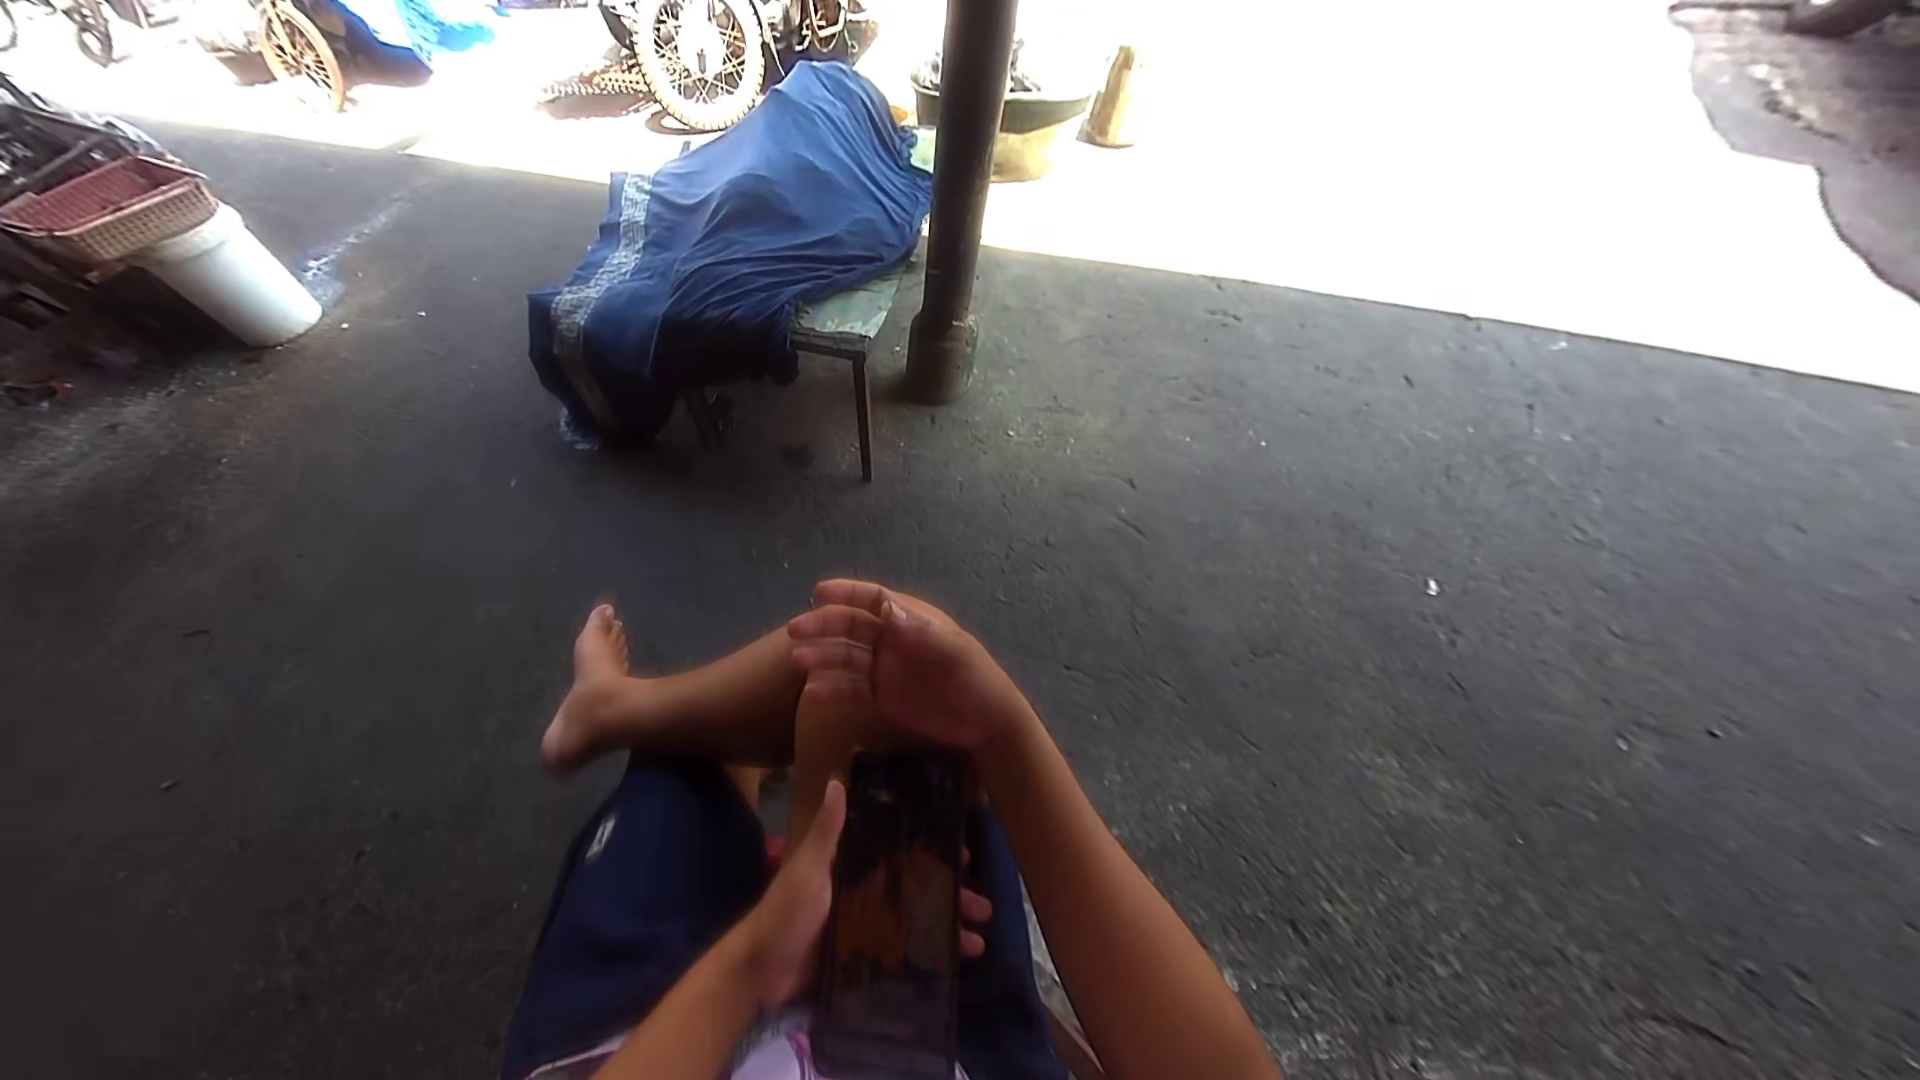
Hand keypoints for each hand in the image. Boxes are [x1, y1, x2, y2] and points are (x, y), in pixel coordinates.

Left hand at [736, 778, 994, 1005]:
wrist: (759, 974)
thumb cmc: (784, 912)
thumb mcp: (806, 868)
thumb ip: (826, 831)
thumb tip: (838, 778)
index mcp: (854, 861)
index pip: (901, 847)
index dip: (932, 847)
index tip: (962, 850)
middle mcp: (867, 887)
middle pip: (917, 885)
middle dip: (951, 891)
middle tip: (984, 900)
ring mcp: (868, 922)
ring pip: (917, 918)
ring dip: (948, 924)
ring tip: (981, 935)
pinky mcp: (866, 953)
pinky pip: (906, 950)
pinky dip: (930, 954)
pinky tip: (959, 961)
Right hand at [787, 579, 1033, 755]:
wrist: (987, 726)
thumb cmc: (977, 682)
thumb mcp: (957, 654)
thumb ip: (923, 633)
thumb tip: (888, 608)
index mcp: (913, 621)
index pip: (875, 599)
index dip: (847, 592)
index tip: (818, 592)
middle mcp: (894, 640)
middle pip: (853, 626)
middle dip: (825, 625)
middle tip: (796, 630)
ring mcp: (886, 669)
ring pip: (847, 657)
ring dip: (823, 656)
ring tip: (799, 660)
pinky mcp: (882, 697)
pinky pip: (852, 690)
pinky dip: (832, 689)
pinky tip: (813, 693)